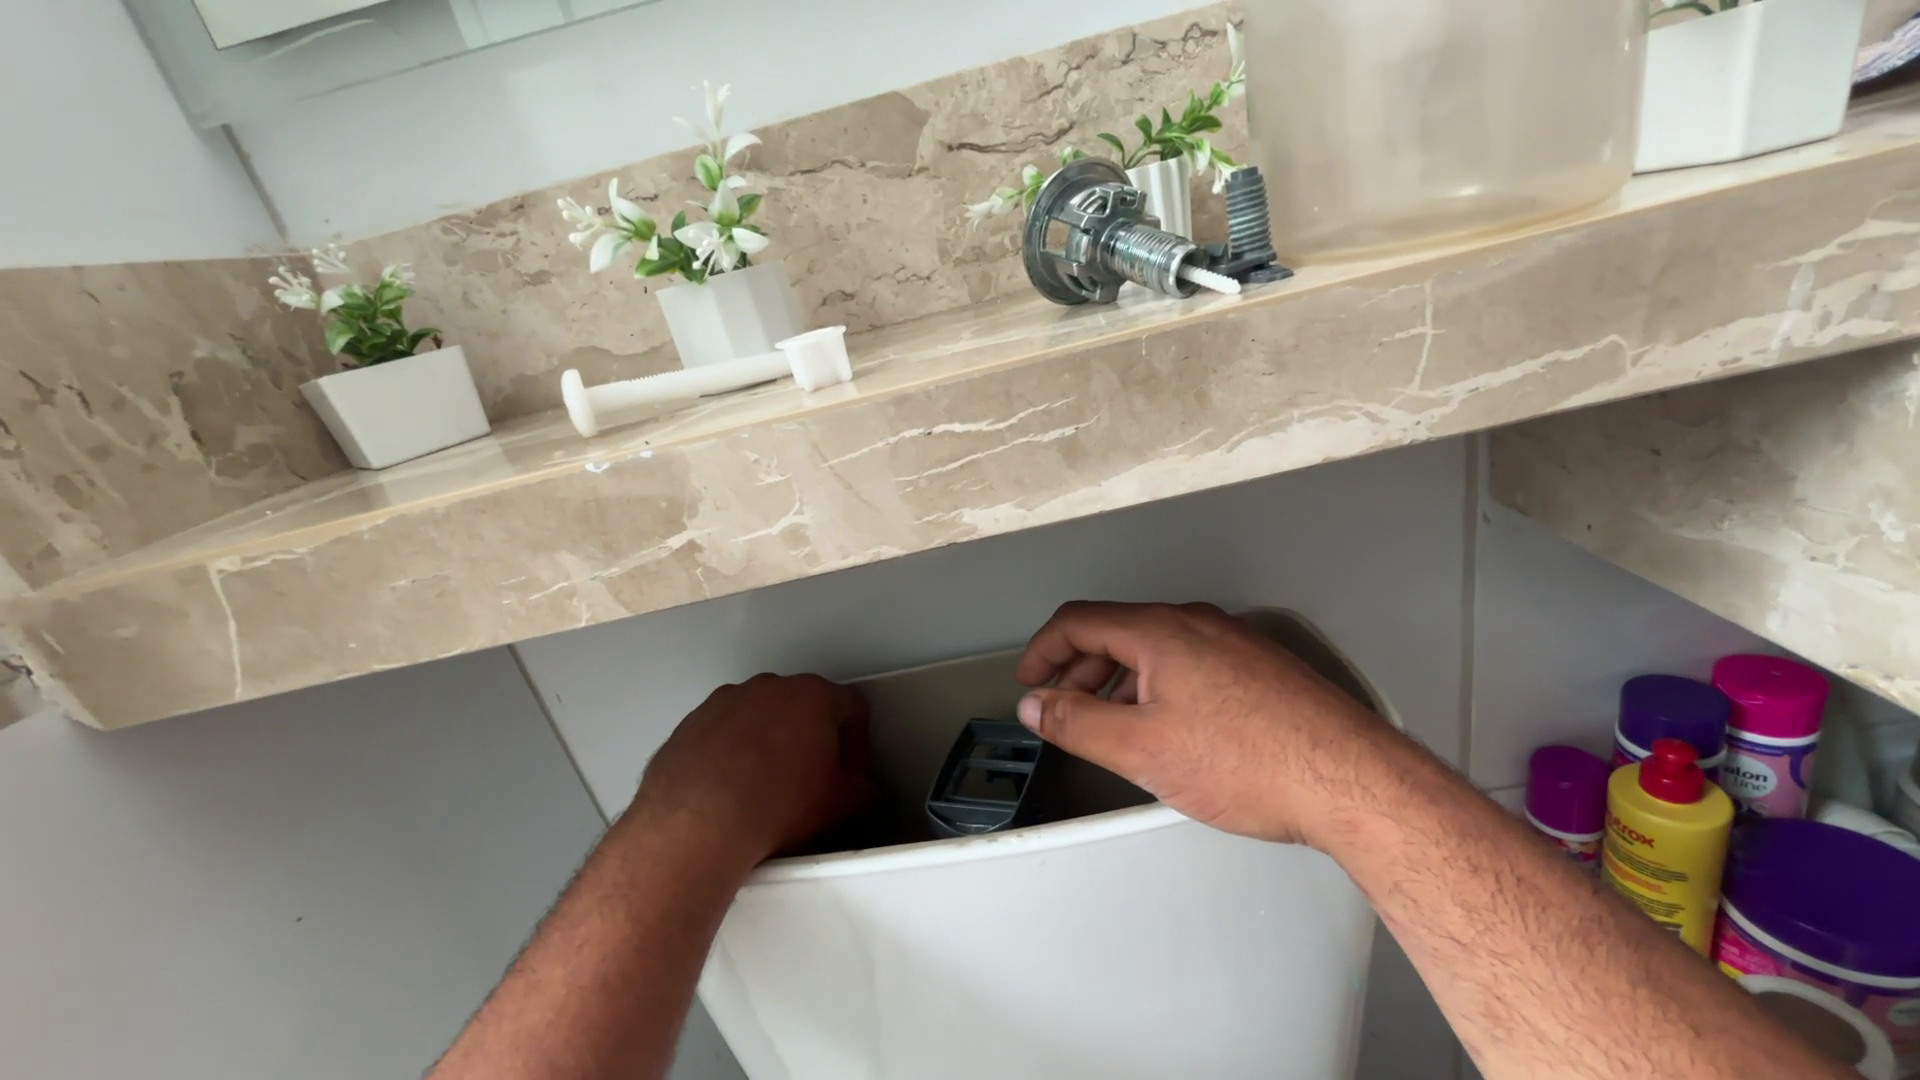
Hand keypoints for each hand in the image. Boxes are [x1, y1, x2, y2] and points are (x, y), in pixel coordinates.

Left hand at [633, 673, 872, 864]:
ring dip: (770, 744)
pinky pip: (724, 733)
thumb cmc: (774, 805)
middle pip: (804, 707)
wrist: (697, 824)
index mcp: (812, 695)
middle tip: (812, 781)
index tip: (850, 774)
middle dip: (812, 739)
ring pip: (761, 717)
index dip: (858, 744)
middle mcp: (769, 687)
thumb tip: (858, 790)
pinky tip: (732, 791)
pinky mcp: (693, 722)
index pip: (852, 707)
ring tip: (767, 789)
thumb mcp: (838, 804)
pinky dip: (732, 754)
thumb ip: (860, 789)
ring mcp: (726, 701)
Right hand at [1014, 602, 1395, 847]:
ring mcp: (1234, 642)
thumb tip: (1036, 705)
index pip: (1078, 621)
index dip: (1042, 651)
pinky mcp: (1260, 668)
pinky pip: (1191, 662)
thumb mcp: (1141, 749)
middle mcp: (1198, 623)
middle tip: (1060, 706)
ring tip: (1109, 723)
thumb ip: (1075, 723)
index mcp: (1162, 631)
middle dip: (1078, 669)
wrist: (1351, 780)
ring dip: (1118, 679)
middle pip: (1116, 631)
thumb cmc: (1252, 762)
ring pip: (1155, 648)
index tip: (1029, 682)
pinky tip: (1166, 725)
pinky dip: (1158, 685)